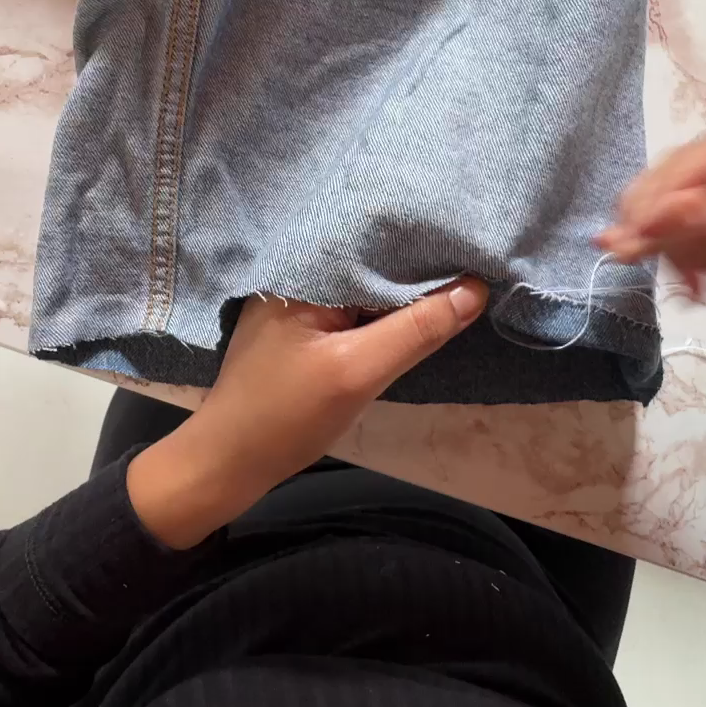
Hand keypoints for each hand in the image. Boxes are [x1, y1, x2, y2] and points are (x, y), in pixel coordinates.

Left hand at [128, 279, 488, 547]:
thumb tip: (476, 288)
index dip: (425, 244)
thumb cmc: (286, 415)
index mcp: (303, 270)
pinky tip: (419, 312)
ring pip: (367, 289)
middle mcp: (300, 275)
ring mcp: (300, 303)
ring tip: (462, 278)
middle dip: (420, 267)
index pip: (376, 243)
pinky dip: (385, 313)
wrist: (228, 464)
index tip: (474, 242)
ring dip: (405, 292)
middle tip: (477, 258)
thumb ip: (416, 329)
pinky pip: (355, 310)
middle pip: (373, 264)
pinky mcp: (304, 330)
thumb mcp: (358, 370)